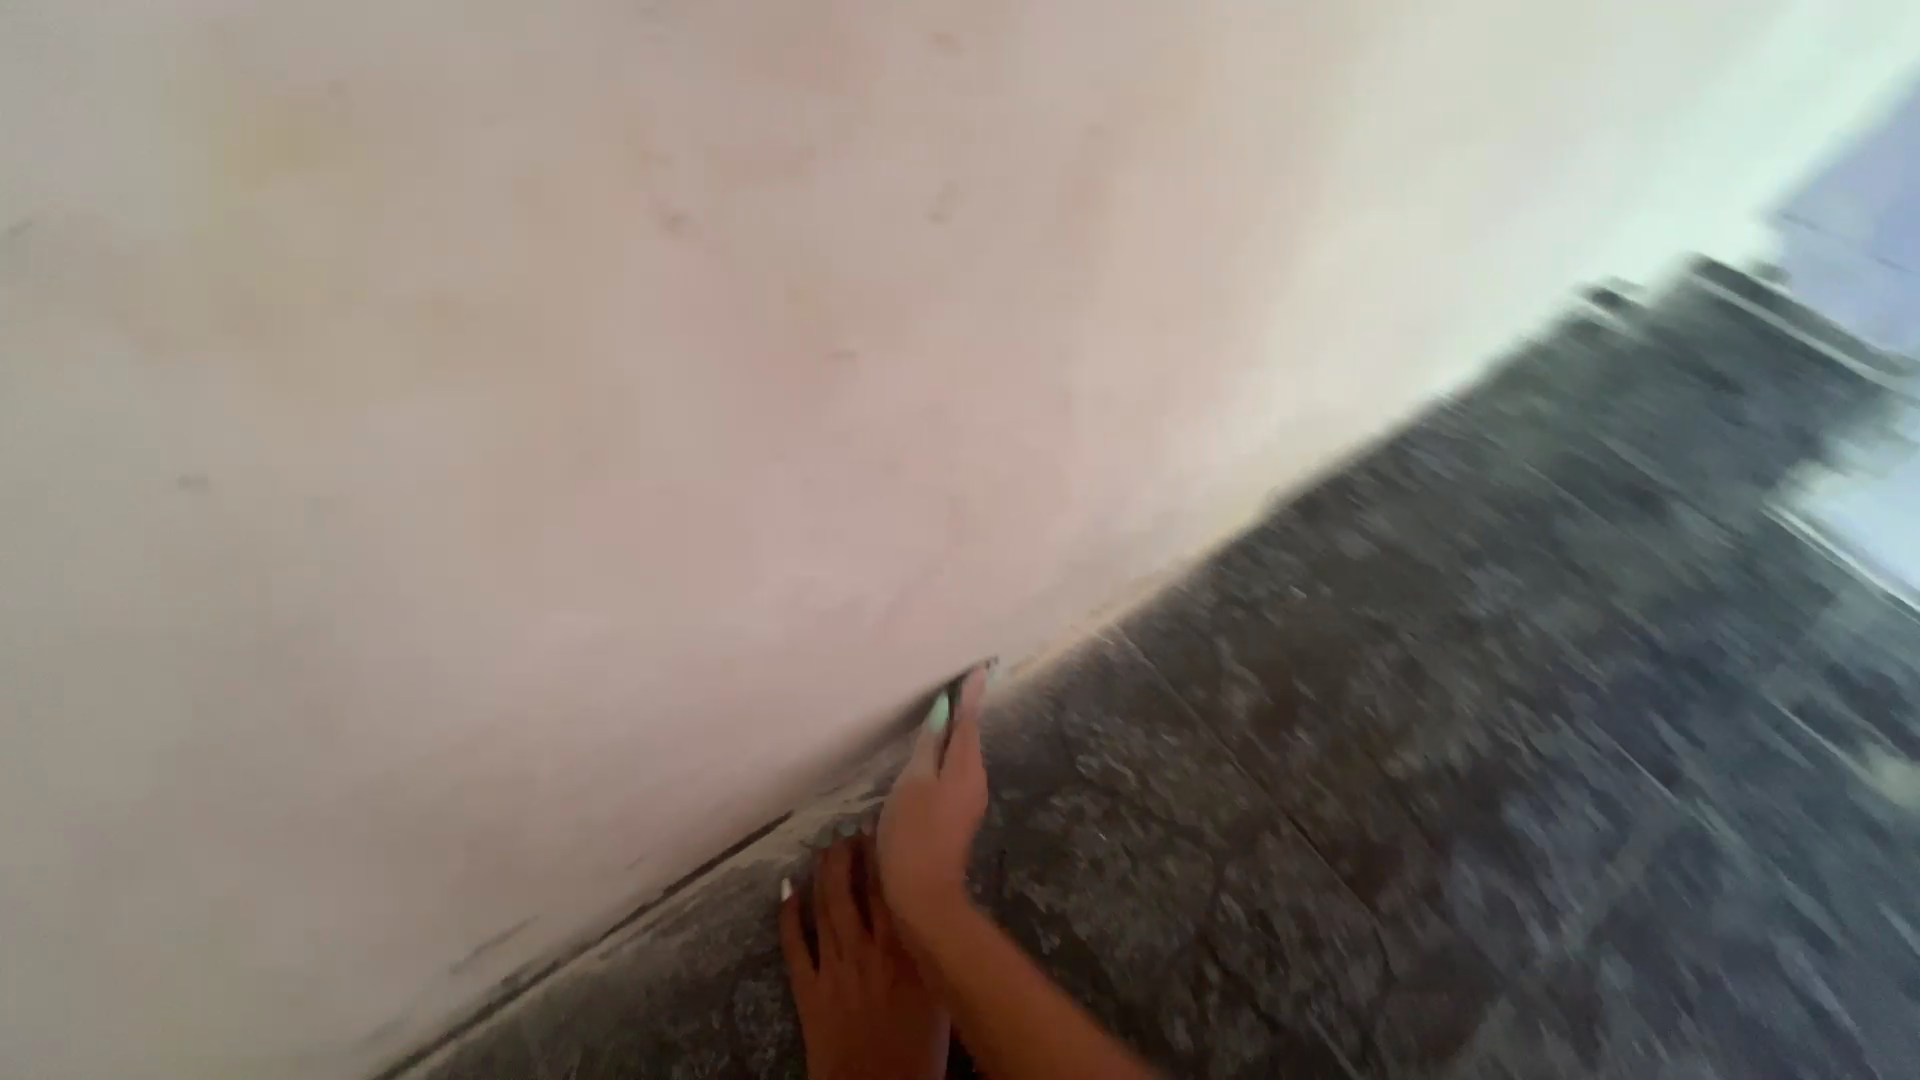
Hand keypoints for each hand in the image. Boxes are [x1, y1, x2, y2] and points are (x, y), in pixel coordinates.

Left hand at [781, 835, 949, 1079]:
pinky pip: (794, 945)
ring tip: (825, 851)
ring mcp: (833, 967)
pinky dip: (789, 915)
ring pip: (823, 906)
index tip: (878, 826)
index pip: (887, 887)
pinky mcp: (807, 991)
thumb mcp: (938, 992)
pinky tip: (788, 891)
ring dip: (821, 874)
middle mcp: (866, 948)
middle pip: (851, 888)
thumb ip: (929, 949)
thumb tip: (928, 910)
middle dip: (847, 855)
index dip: (880, 852)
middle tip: (848, 833)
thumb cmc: (919, 1049)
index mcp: (902, 948)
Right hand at [877, 662, 991, 939]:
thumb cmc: (913, 834)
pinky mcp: (959, 814)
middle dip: (964, 710)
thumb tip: (942, 713)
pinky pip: (955, 772)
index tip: (981, 668)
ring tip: (944, 710)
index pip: (969, 720)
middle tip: (960, 682)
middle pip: (968, 737)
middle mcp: (976, 780)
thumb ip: (927, 746)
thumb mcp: (912, 784)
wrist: (923, 895)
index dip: (970, 694)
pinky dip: (946, 755)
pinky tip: (932, 753)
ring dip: (955, 733)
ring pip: (962, 756)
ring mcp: (970, 799)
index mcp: (966, 767)